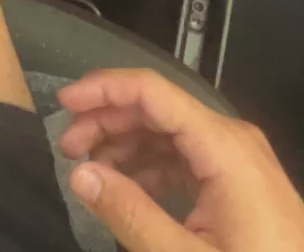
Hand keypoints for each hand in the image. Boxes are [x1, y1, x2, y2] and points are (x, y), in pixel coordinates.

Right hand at [57, 69, 303, 251]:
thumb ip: (131, 215)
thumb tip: (79, 174)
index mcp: (223, 145)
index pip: (151, 91)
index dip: (102, 89)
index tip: (63, 104)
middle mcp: (231, 139)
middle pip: (156, 107)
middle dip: (106, 119)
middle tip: (67, 147)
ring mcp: (238, 160)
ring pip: (168, 130)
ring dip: (124, 142)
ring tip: (89, 168)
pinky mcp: (240, 183)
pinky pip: (185, 156)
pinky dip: (149, 164)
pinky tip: (126, 187)